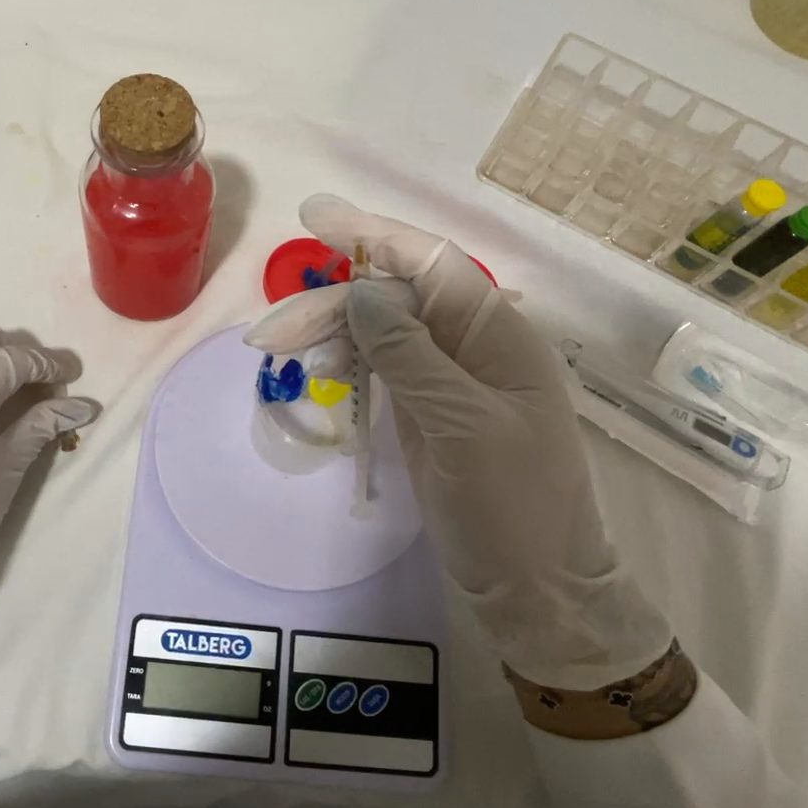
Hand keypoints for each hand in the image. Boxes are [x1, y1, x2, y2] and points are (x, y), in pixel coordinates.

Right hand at [246, 195, 671, 691]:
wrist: (535, 589)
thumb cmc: (514, 506)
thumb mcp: (463, 425)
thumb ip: (411, 355)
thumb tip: (362, 293)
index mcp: (498, 336)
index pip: (431, 264)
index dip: (374, 235)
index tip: (315, 218)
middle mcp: (472, 348)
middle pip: (395, 300)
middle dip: (333, 303)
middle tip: (271, 333)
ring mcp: (447, 383)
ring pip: (382, 334)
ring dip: (332, 333)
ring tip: (275, 350)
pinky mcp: (426, 415)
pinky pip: (382, 371)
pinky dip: (348, 363)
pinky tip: (317, 364)